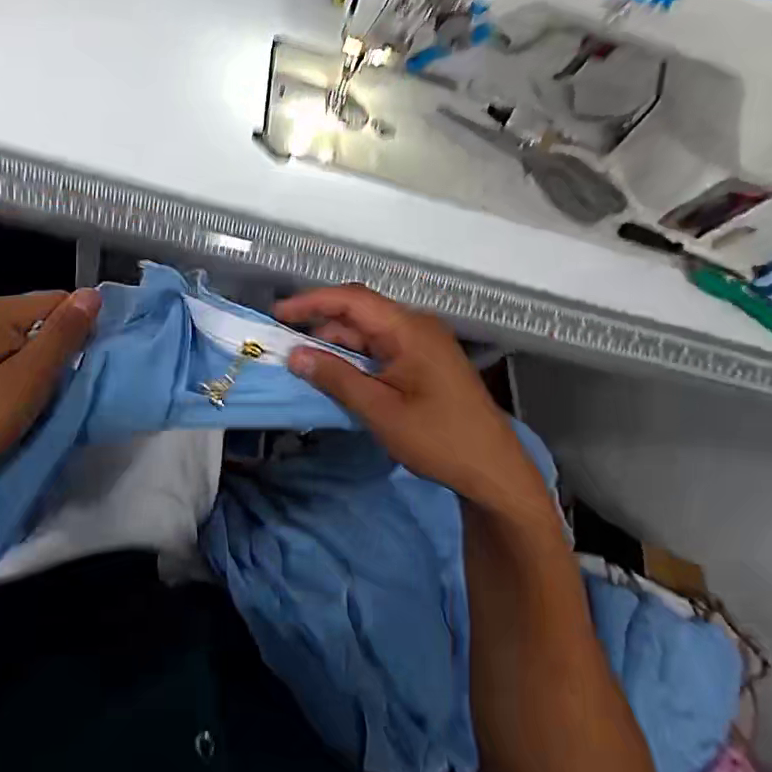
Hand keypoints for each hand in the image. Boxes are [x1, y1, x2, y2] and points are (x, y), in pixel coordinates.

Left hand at [0, 289, 100, 491]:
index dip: (74, 332)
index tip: (72, 369)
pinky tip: (12, 396)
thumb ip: (63, 334)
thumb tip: (93, 294)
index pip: (57, 300)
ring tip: (31, 394)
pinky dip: (18, 370)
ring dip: (37, 362)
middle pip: (39, 316)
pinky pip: (5, 350)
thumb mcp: (31, 377)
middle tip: (48, 387)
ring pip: (24, 336)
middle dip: (54, 348)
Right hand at [275, 284, 549, 518]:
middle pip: (360, 314)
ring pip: (370, 334)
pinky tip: (336, 375)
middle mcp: (417, 327)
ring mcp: (424, 345)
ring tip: (304, 364)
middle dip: (320, 326)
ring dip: (337, 345)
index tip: (278, 314)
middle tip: (285, 345)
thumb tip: (295, 355)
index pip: (352, 300)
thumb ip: (336, 378)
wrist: (493, 471)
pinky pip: (382, 350)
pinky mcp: (426, 364)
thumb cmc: (438, 439)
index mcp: (409, 329)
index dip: (312, 302)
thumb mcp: (380, 410)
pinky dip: (356, 359)